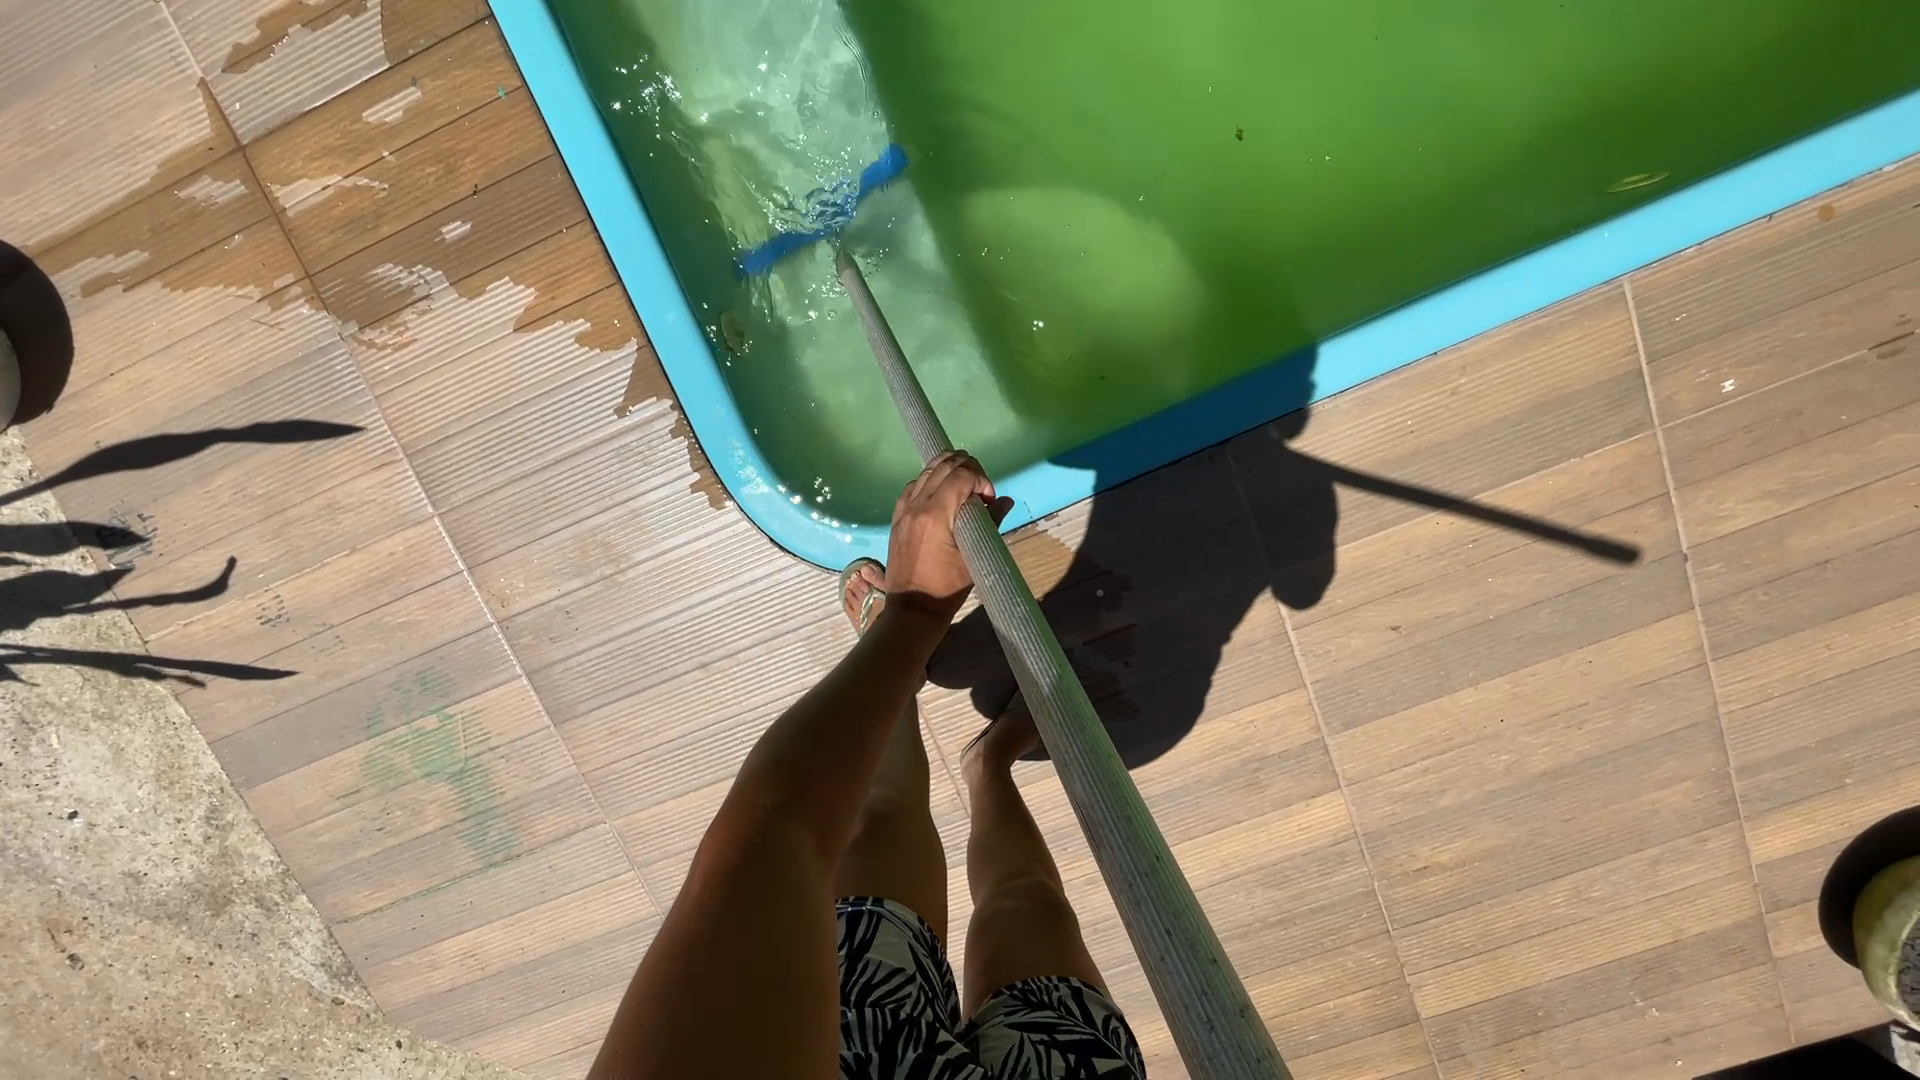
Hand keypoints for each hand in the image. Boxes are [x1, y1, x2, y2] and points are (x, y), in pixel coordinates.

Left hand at [885, 451, 1013, 621]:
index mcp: (936, 514)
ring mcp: (904, 510)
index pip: (961, 475)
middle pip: (943, 466)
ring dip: (947, 470)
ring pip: (926, 471)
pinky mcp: (897, 517)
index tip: (989, 498)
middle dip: (967, 468)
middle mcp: (917, 505)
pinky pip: (913, 486)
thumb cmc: (947, 588)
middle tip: (981, 488)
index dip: (981, 479)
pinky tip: (941, 493)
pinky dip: (930, 481)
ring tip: (964, 484)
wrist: (912, 608)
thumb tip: (1005, 501)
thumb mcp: (975, 556)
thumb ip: (990, 523)